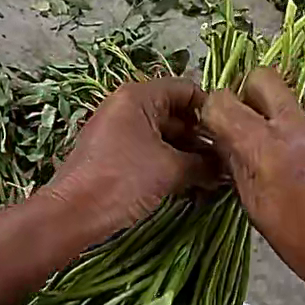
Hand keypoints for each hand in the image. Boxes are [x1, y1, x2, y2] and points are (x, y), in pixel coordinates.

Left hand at [40, 78, 215, 243]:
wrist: (74, 215)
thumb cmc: (123, 181)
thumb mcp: (172, 169)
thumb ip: (204, 163)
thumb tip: (226, 168)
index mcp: (138, 96)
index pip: (187, 90)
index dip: (211, 111)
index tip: (230, 134)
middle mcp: (127, 106)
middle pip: (176, 113)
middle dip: (202, 137)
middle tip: (226, 161)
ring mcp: (119, 130)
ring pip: (165, 135)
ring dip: (189, 154)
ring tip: (214, 176)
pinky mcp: (114, 153)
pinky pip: (150, 150)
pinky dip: (171, 163)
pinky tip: (192, 183)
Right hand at [200, 68, 304, 304]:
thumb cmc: (298, 241)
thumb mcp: (253, 205)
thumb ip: (236, 162)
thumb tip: (222, 138)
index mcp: (265, 147)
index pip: (223, 101)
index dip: (213, 111)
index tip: (215, 126)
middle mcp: (296, 126)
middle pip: (262, 77)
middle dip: (248, 94)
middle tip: (247, 122)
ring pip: (291, 103)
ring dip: (279, 119)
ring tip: (283, 157)